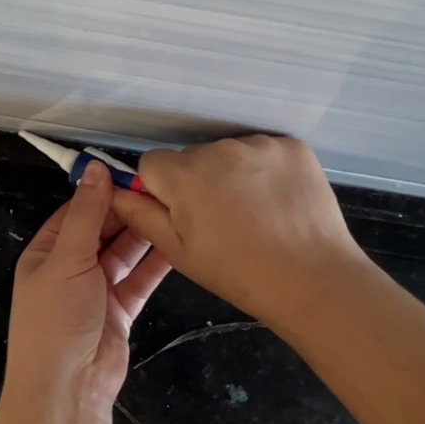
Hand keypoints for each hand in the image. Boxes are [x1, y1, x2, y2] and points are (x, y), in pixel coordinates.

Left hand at [6, 162, 172, 417]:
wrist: (67, 386)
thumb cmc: (56, 318)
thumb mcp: (66, 259)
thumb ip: (85, 214)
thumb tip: (95, 170)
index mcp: (46, 252)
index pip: (77, 211)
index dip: (103, 192)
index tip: (135, 173)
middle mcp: (69, 267)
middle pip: (102, 230)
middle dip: (128, 212)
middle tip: (164, 190)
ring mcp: (95, 290)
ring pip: (123, 254)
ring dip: (145, 235)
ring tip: (175, 210)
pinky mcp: (119, 310)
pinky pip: (139, 279)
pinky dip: (155, 264)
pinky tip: (177, 244)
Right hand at [111, 135, 368, 324]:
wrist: (312, 278)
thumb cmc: (237, 271)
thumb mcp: (178, 251)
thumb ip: (141, 215)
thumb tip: (112, 191)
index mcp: (184, 175)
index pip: (153, 163)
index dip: (161, 189)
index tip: (181, 214)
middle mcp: (219, 149)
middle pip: (192, 157)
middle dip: (197, 180)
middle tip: (220, 219)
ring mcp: (259, 145)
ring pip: (229, 153)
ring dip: (232, 174)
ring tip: (253, 212)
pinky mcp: (292, 147)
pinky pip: (265, 151)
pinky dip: (266, 171)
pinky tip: (277, 201)